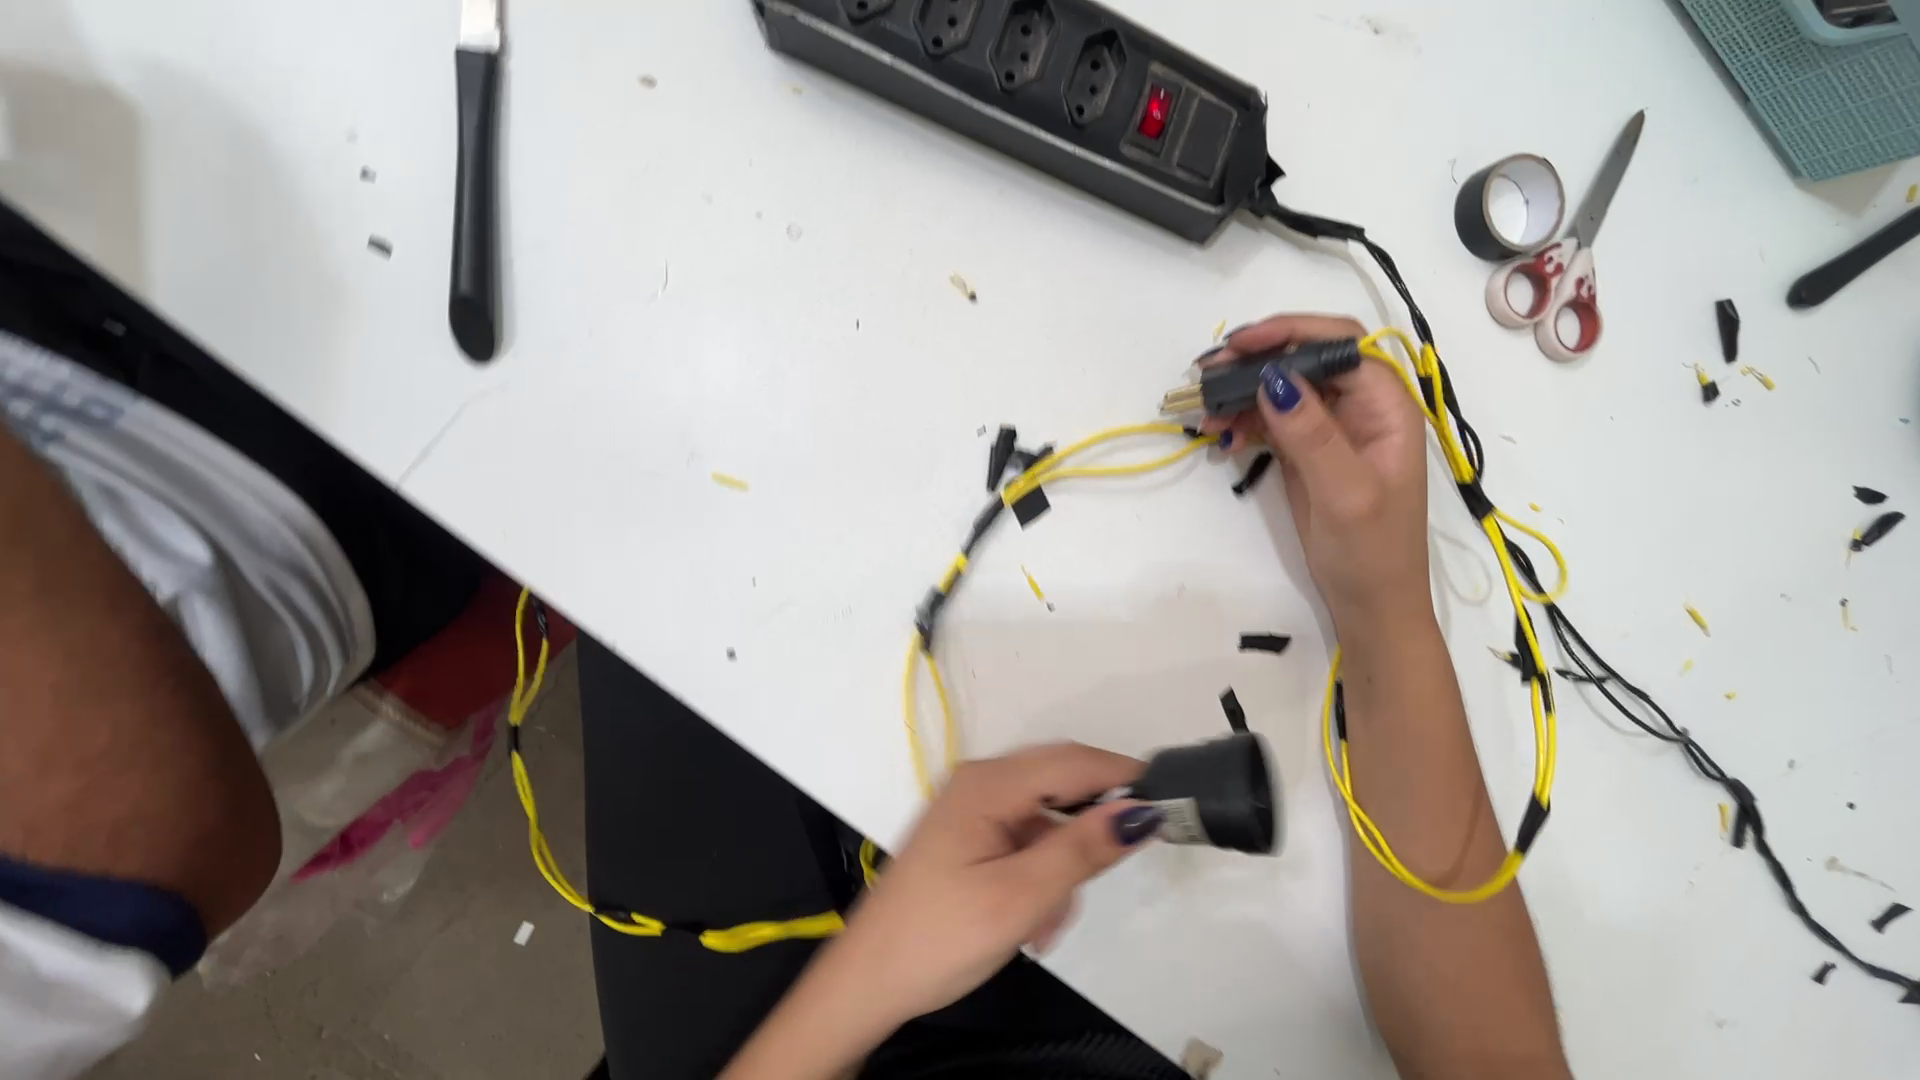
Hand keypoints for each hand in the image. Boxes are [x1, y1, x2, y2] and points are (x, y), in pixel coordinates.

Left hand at [823, 743, 1159, 1026]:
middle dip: (1085, 834)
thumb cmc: (940, 938)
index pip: (1072, 761)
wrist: (868, 982)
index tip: (1170, 801)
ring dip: (1060, 866)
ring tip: (1048, 923)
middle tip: (1101, 879)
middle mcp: (978, 783)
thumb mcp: (1020, 898)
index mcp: (987, 784)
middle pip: (1058, 785)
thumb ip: (1081, 849)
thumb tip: (1140, 811)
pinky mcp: (966, 835)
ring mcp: (969, 809)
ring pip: (1043, 820)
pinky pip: (1022, 839)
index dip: (1123, 776)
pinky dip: (1038, 874)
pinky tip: (1032, 921)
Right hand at [1205, 315, 1431, 627]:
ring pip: (1281, 389)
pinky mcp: (1306, 451)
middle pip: (1305, 360)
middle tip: (1206, 374)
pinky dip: (1242, 422)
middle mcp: (1360, 408)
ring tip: (1204, 412)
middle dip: (1255, 362)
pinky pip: (1270, 421)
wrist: (1368, 601)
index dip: (1290, 335)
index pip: (1340, 345)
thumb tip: (1274, 379)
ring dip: (1241, 394)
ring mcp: (1330, 429)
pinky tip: (1219, 436)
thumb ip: (1312, 433)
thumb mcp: (1346, 492)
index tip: (1238, 346)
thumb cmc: (1373, 549)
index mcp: (1387, 406)